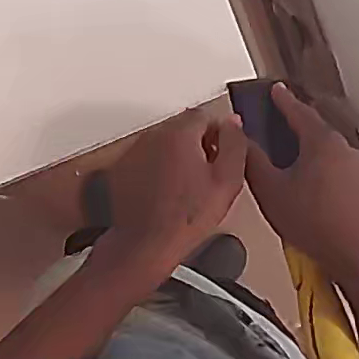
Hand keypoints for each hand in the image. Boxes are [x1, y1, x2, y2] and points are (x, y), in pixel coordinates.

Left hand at [99, 106, 247, 275]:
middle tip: (207, 173)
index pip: (204, 116)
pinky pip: (147, 158)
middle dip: (198, 143)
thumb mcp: (227, 181)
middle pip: (182, 127)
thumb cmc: (185, 217)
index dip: (218, 134)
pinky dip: (158, 168)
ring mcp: (135, 151)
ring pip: (164, 143)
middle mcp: (153, 136)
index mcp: (179, 134)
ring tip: (187, 186)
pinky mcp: (123, 168)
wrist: (146, 242)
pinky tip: (167, 192)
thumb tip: (233, 124)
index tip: (222, 154)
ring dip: (177, 155)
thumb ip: (235, 144)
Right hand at [244, 83, 358, 294]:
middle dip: (295, 131)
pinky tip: (312, 199)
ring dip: (310, 159)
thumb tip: (241, 144)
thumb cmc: (322, 226)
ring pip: (329, 157)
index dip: (283, 101)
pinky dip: (324, 179)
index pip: (299, 112)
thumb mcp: (272, 192)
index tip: (276, 92)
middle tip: (278, 131)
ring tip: (290, 174)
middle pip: (316, 133)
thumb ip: (253, 162)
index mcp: (322, 143)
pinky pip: (341, 176)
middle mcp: (346, 152)